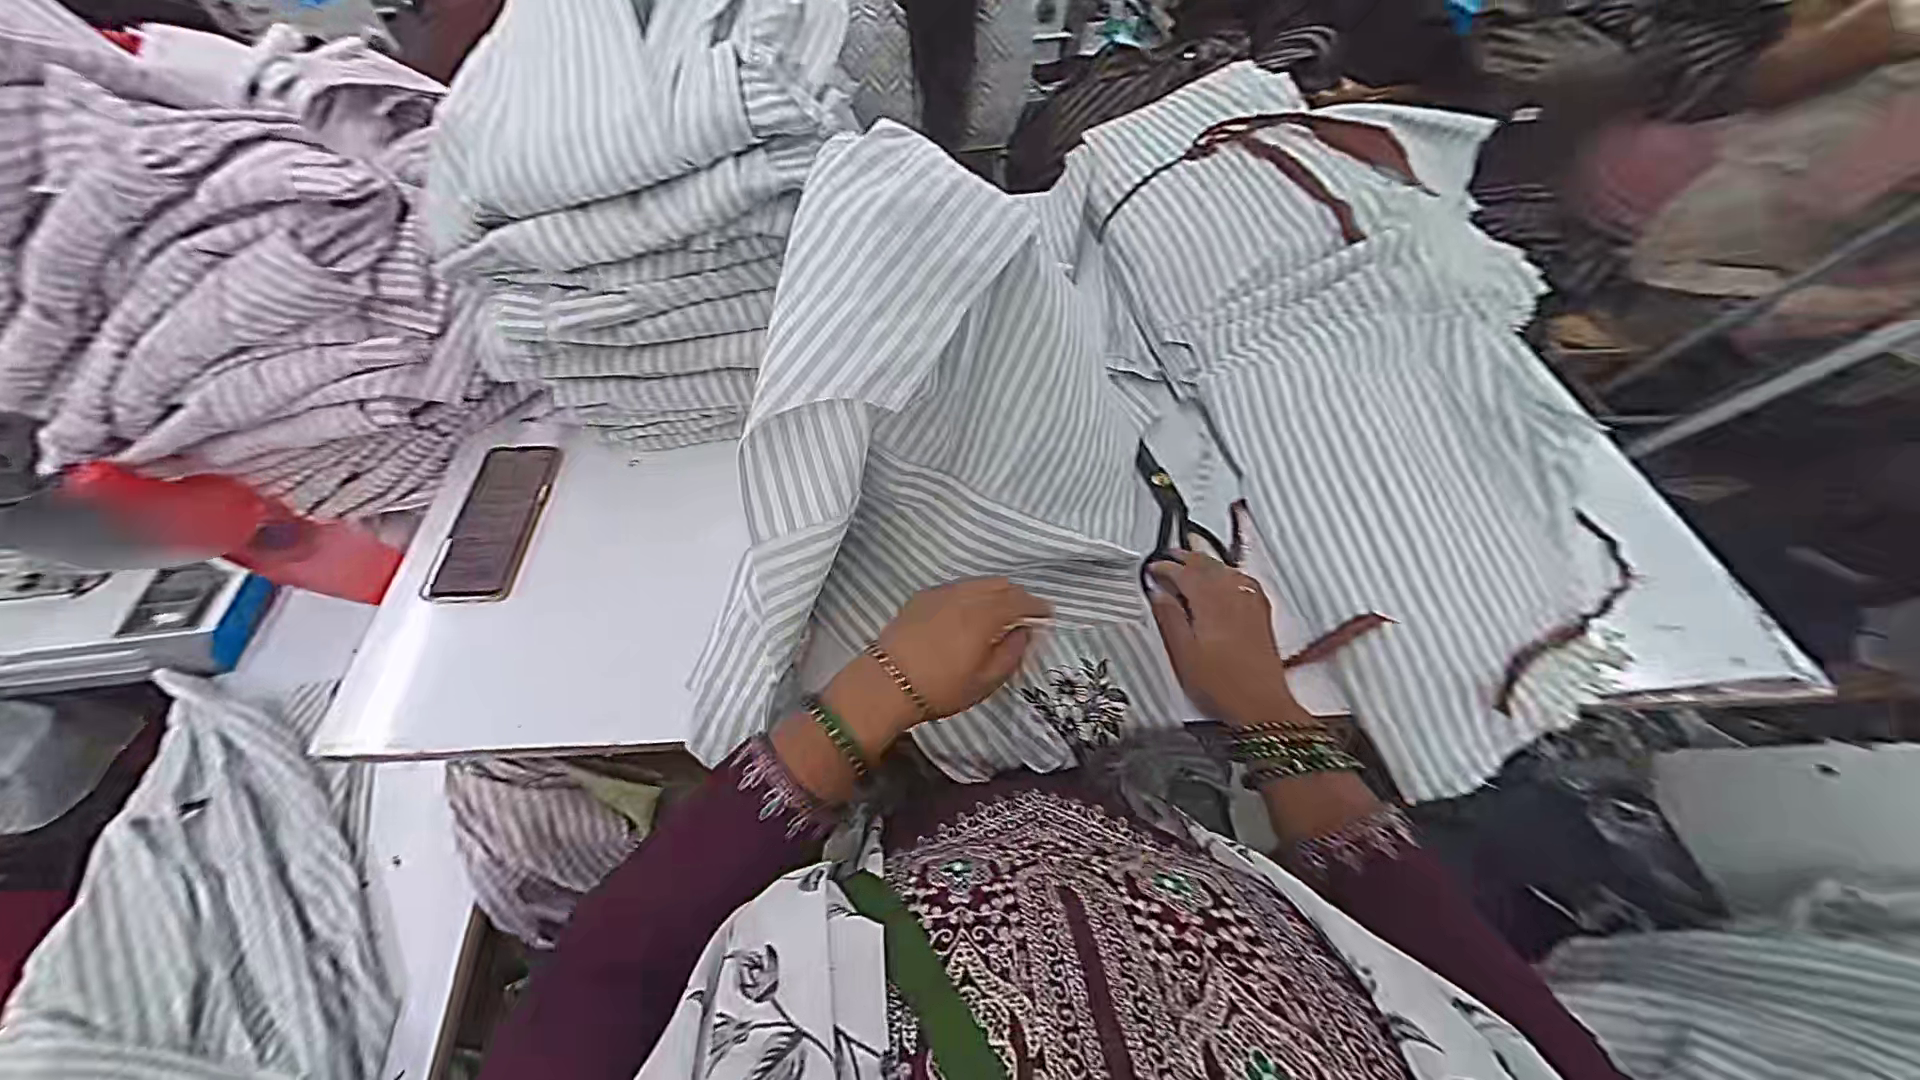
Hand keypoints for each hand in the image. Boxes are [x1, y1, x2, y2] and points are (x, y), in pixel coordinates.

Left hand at [826, 577, 1050, 739]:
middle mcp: (964, 596)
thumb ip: (1011, 653)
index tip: (1046, 613)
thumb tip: (1024, 631)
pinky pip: (956, 587)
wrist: (885, 684)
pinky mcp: (922, 597)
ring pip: (977, 582)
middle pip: (999, 584)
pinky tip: (968, 610)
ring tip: (999, 609)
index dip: (1036, 605)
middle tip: (1025, 611)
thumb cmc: (940, 688)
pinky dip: (971, 593)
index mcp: (984, 615)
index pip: (1018, 601)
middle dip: (1017, 595)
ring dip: (994, 592)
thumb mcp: (985, 681)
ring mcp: (940, 593)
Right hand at [1147, 552, 1308, 730]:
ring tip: (1192, 561)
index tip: (1153, 569)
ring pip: (1226, 570)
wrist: (1262, 706)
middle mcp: (1233, 598)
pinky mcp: (1261, 615)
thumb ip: (1169, 618)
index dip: (1165, 568)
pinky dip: (1229, 573)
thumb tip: (1158, 594)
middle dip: (1186, 558)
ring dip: (1206, 563)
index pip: (1184, 573)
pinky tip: (1227, 578)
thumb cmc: (1222, 685)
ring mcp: (1250, 605)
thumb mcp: (1183, 653)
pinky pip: (1244, 581)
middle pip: (1207, 566)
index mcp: (1211, 603)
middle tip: (1169, 557)